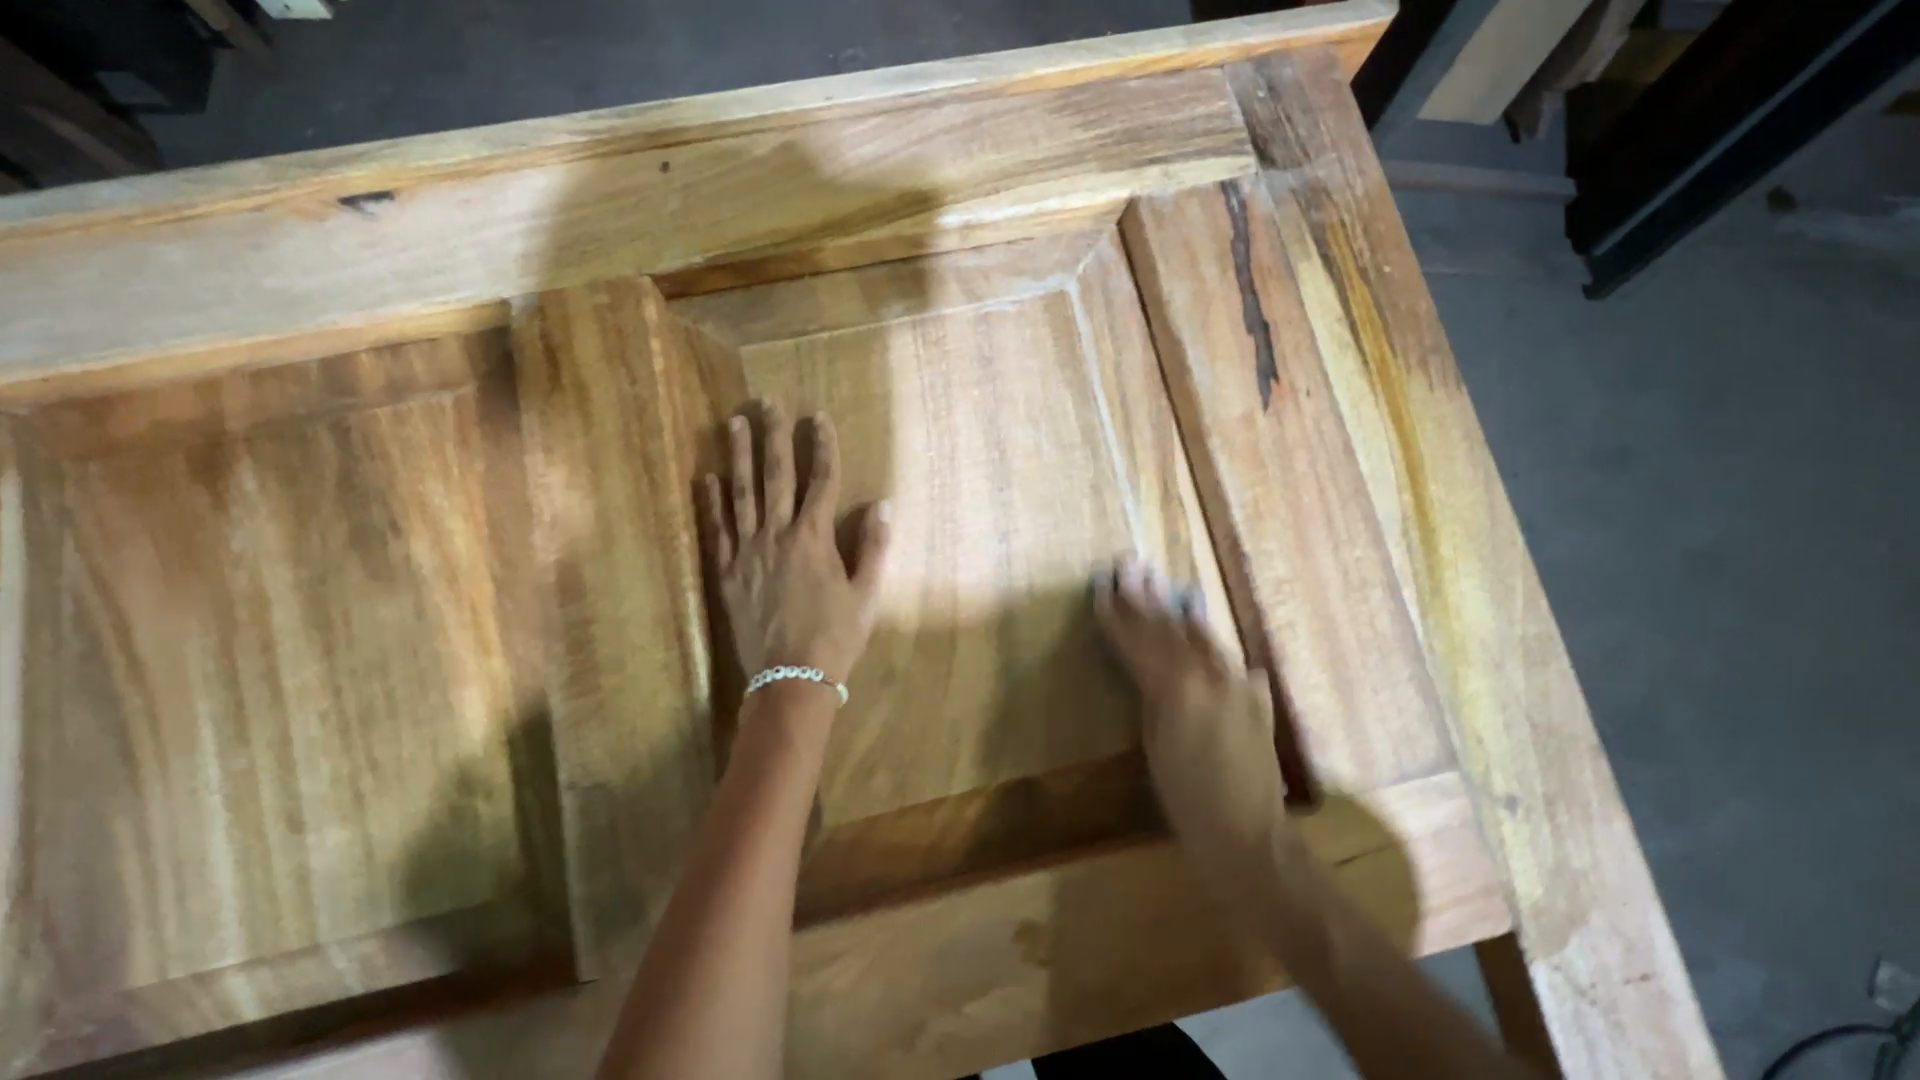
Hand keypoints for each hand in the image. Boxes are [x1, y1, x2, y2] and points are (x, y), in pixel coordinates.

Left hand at [700, 402, 891, 687]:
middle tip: (767, 402)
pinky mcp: (727, 572)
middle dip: (774, 436)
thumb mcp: (868, 595)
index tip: (818, 417)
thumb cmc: (837, 637)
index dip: (823, 446)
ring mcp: (748, 552)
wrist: (791, 677)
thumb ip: (875, 547)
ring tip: (732, 423)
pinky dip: (710, 502)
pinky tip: (706, 478)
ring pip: (741, 494)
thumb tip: (883, 504)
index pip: (822, 480)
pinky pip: (716, 530)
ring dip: (738, 456)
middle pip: (777, 475)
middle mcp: (778, 535)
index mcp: (815, 538)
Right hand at [1095, 559, 1285, 860]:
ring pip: (1202, 638)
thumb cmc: (1186, 798)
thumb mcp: (1156, 744)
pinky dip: (1209, 644)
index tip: (1103, 586)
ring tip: (1164, 587)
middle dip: (1148, 599)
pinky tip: (1205, 631)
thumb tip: (1154, 665)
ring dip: (1179, 612)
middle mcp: (1210, 675)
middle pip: (1171, 630)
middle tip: (1131, 566)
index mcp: (1176, 686)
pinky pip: (1228, 662)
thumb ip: (1155, 696)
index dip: (1119, 615)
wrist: (1247, 833)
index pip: (1139, 641)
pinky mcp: (1257, 701)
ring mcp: (1238, 685)